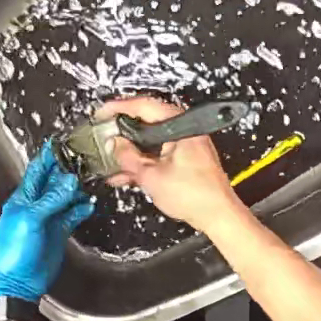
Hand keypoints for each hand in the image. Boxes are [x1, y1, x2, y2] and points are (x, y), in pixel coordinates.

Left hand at [0, 144, 95, 301]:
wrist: (16, 283)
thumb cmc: (12, 252)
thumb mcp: (30, 219)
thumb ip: (51, 199)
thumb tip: (69, 181)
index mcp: (22, 199)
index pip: (37, 172)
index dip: (48, 158)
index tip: (60, 144)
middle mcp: (35, 207)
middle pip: (54, 183)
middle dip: (68, 171)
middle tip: (83, 159)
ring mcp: (48, 220)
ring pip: (65, 199)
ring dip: (77, 190)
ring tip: (91, 179)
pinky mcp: (58, 233)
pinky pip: (72, 216)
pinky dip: (81, 209)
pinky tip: (89, 203)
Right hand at [99, 97, 246, 234]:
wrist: (217, 215)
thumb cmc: (197, 196)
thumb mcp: (150, 176)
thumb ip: (128, 157)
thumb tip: (114, 144)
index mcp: (179, 125)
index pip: (143, 105)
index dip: (118, 108)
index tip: (103, 114)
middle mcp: (185, 130)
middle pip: (147, 122)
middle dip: (123, 132)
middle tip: (105, 137)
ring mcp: (187, 145)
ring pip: (152, 141)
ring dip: (132, 151)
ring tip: (112, 160)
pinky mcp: (188, 159)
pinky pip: (161, 153)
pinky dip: (145, 161)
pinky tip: (128, 173)